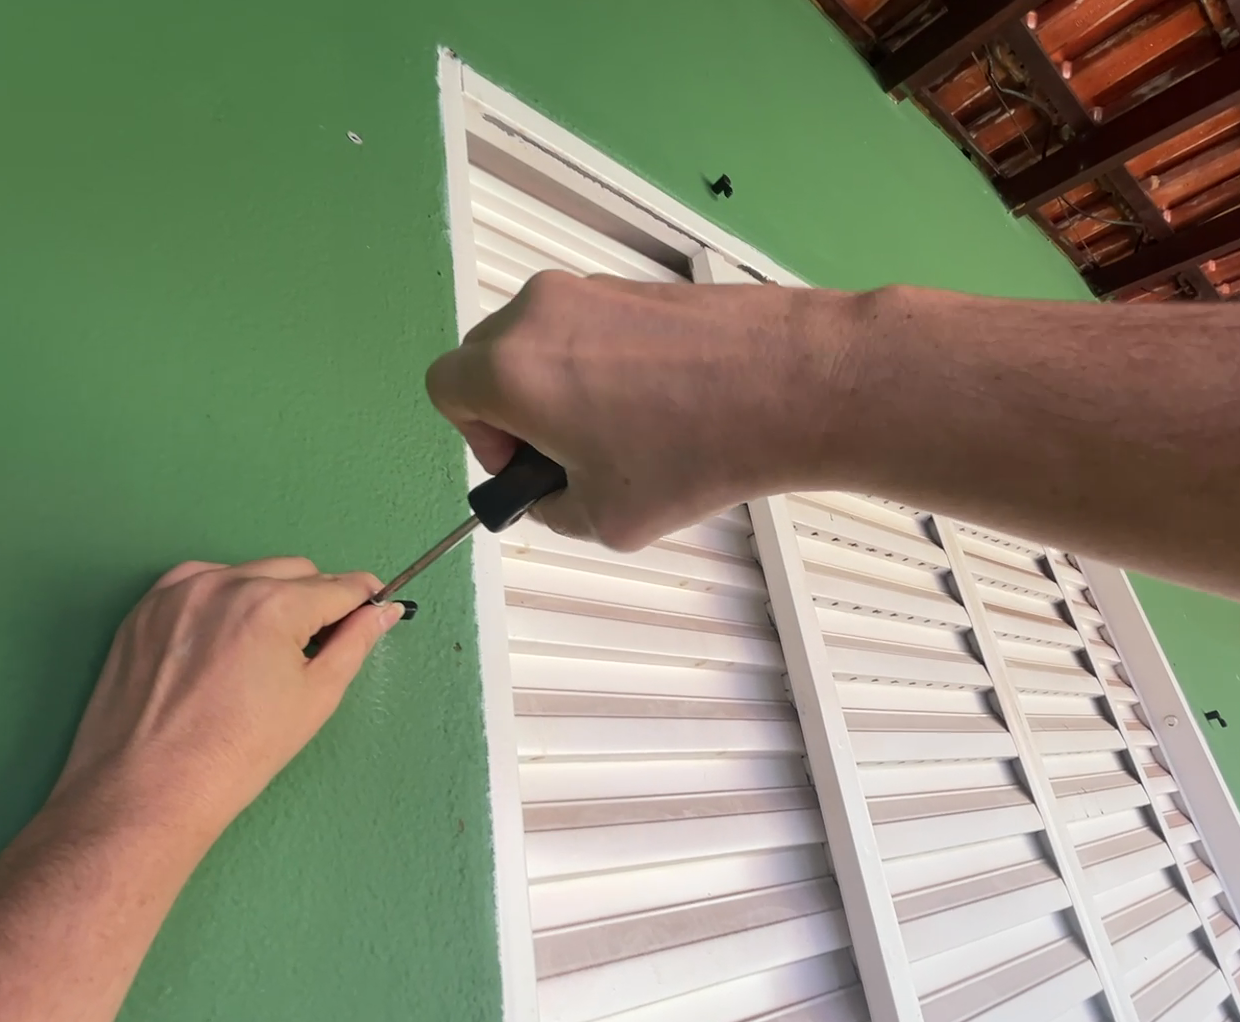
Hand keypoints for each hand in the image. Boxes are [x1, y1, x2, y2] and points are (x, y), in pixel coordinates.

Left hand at [48, 557, 403, 839]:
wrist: (147, 791)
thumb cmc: (242, 750)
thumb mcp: (318, 695)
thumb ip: (356, 641)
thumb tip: (384, 611)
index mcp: (274, 604)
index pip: (340, 585)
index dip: (365, 600)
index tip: (373, 612)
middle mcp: (226, 584)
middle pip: (298, 571)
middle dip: (317, 599)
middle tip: (315, 646)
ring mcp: (180, 592)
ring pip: (252, 572)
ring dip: (272, 595)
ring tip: (264, 648)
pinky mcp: (146, 608)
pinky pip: (204, 582)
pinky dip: (226, 599)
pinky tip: (224, 641)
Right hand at [426, 271, 856, 548]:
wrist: (793, 383)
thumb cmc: (690, 458)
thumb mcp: (604, 520)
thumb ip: (549, 509)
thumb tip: (547, 490)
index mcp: (511, 368)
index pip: (446, 391)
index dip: (478, 438)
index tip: (529, 464)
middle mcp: (539, 313)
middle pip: (490, 361)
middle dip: (516, 413)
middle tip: (576, 455)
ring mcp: (592, 288)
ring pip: (544, 344)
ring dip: (563, 390)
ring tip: (632, 434)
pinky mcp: (639, 284)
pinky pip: (593, 328)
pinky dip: (604, 366)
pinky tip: (665, 403)